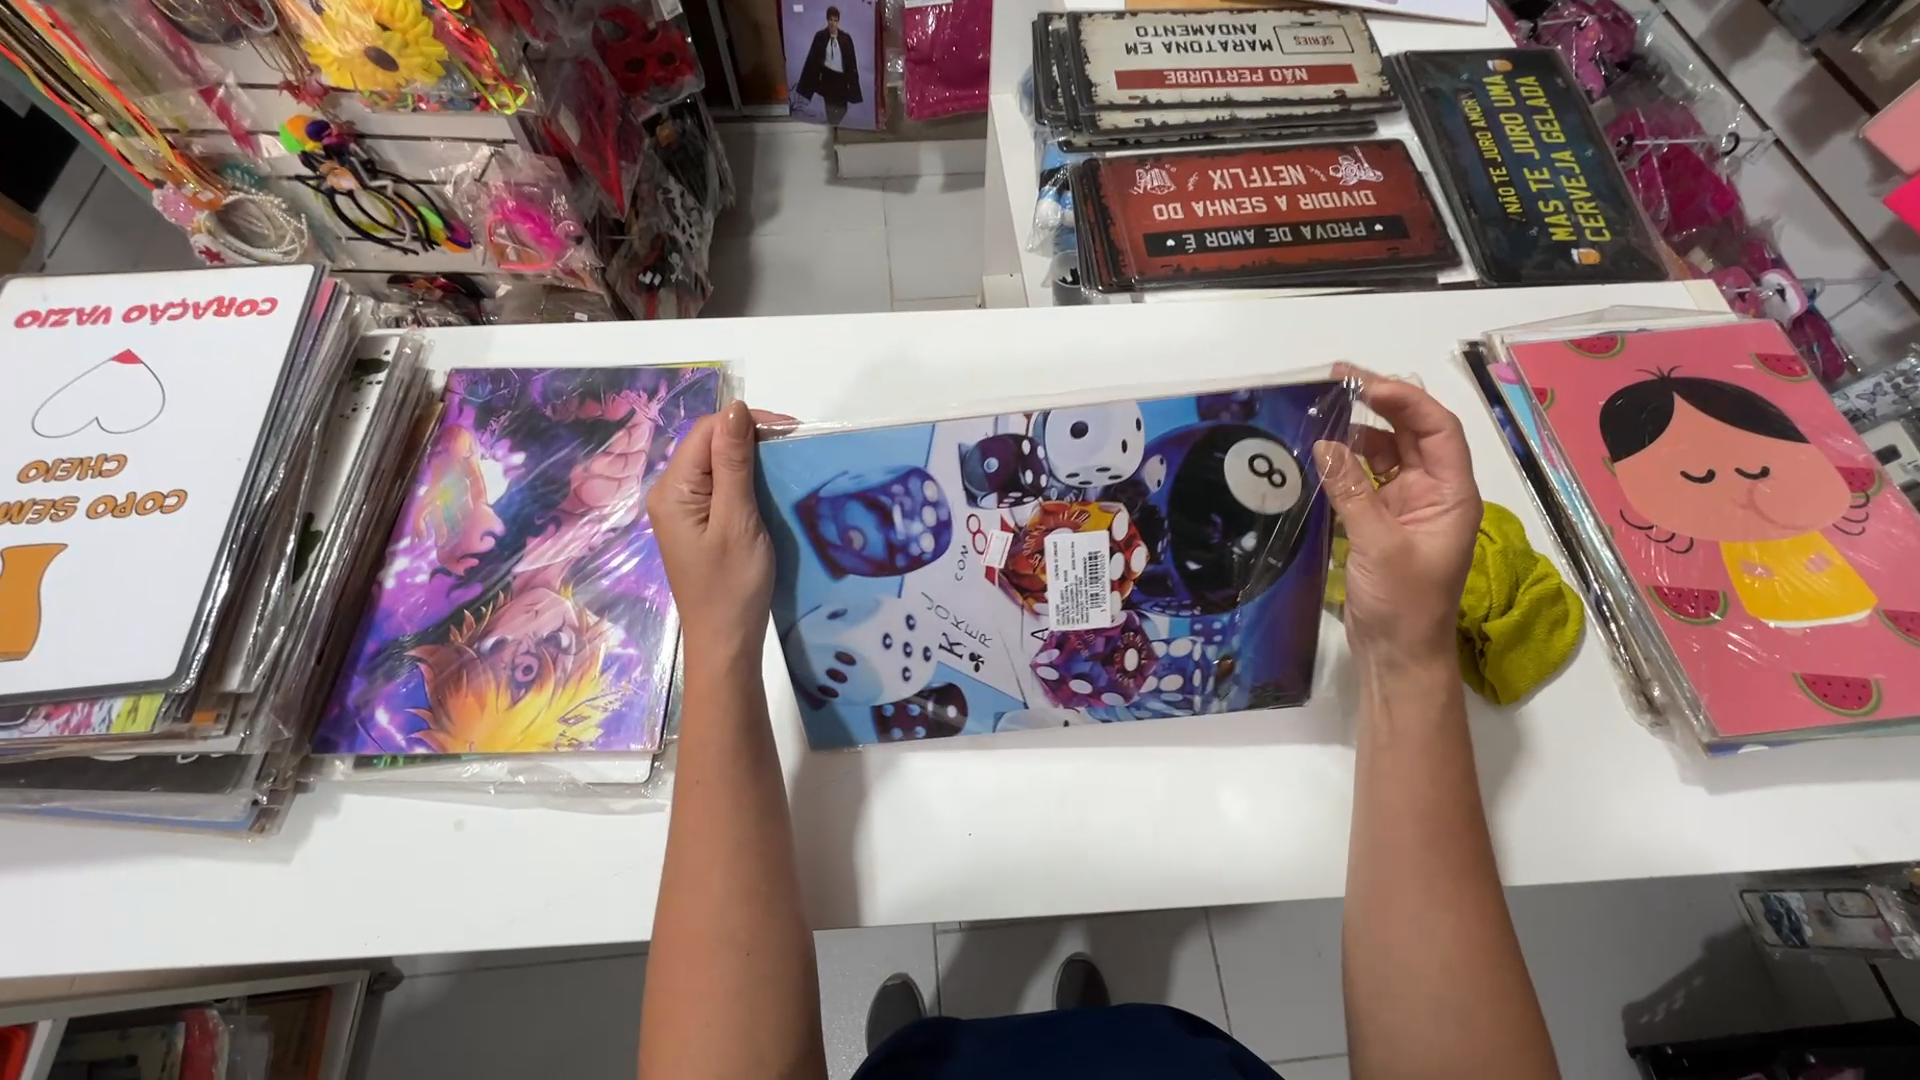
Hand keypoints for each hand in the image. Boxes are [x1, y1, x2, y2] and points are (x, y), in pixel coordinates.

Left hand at [647, 401, 783, 658]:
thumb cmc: (733, 586)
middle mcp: (671, 493)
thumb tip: (735, 408)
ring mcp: (684, 510)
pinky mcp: (700, 524)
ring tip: (790, 463)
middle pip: (710, 444)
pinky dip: (748, 480)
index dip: (747, 422)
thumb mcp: (738, 520)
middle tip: (797, 446)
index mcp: (673, 489)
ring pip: (718, 464)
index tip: (793, 431)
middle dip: (752, 438)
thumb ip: (733, 463)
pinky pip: (722, 487)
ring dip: (753, 458)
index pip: (707, 432)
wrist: (726, 642)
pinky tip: (772, 486)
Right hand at [1316, 370, 1482, 668]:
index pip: (1436, 430)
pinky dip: (1341, 464)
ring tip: (1319, 411)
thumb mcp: (1379, 543)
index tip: (1365, 385)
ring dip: (1354, 433)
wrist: (1397, 652)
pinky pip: (1360, 480)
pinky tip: (1316, 453)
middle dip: (1377, 405)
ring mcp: (1403, 506)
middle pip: (1408, 434)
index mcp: (1450, 493)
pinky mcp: (1377, 522)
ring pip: (1382, 455)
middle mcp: (1431, 492)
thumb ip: (1352, 491)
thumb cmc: (1404, 603)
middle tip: (1336, 379)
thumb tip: (1323, 444)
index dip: (1405, 401)